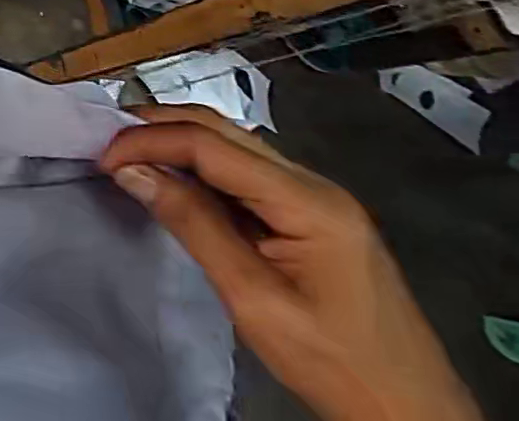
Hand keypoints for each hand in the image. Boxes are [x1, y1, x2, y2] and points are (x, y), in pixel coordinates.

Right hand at [100, 105, 479, 420]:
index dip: (151, 141)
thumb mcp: (254, 301)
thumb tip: (133, 172)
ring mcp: (314, 195)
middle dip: (161, 126)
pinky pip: (246, 173)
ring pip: (233, 145)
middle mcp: (311, 181)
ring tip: (132, 153)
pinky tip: (177, 179)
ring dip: (179, 142)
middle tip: (109, 140)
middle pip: (223, 130)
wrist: (414, 416)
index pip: (211, 144)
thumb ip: (194, 225)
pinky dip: (203, 168)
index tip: (104, 157)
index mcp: (306, 198)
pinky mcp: (311, 212)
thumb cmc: (335, 365)